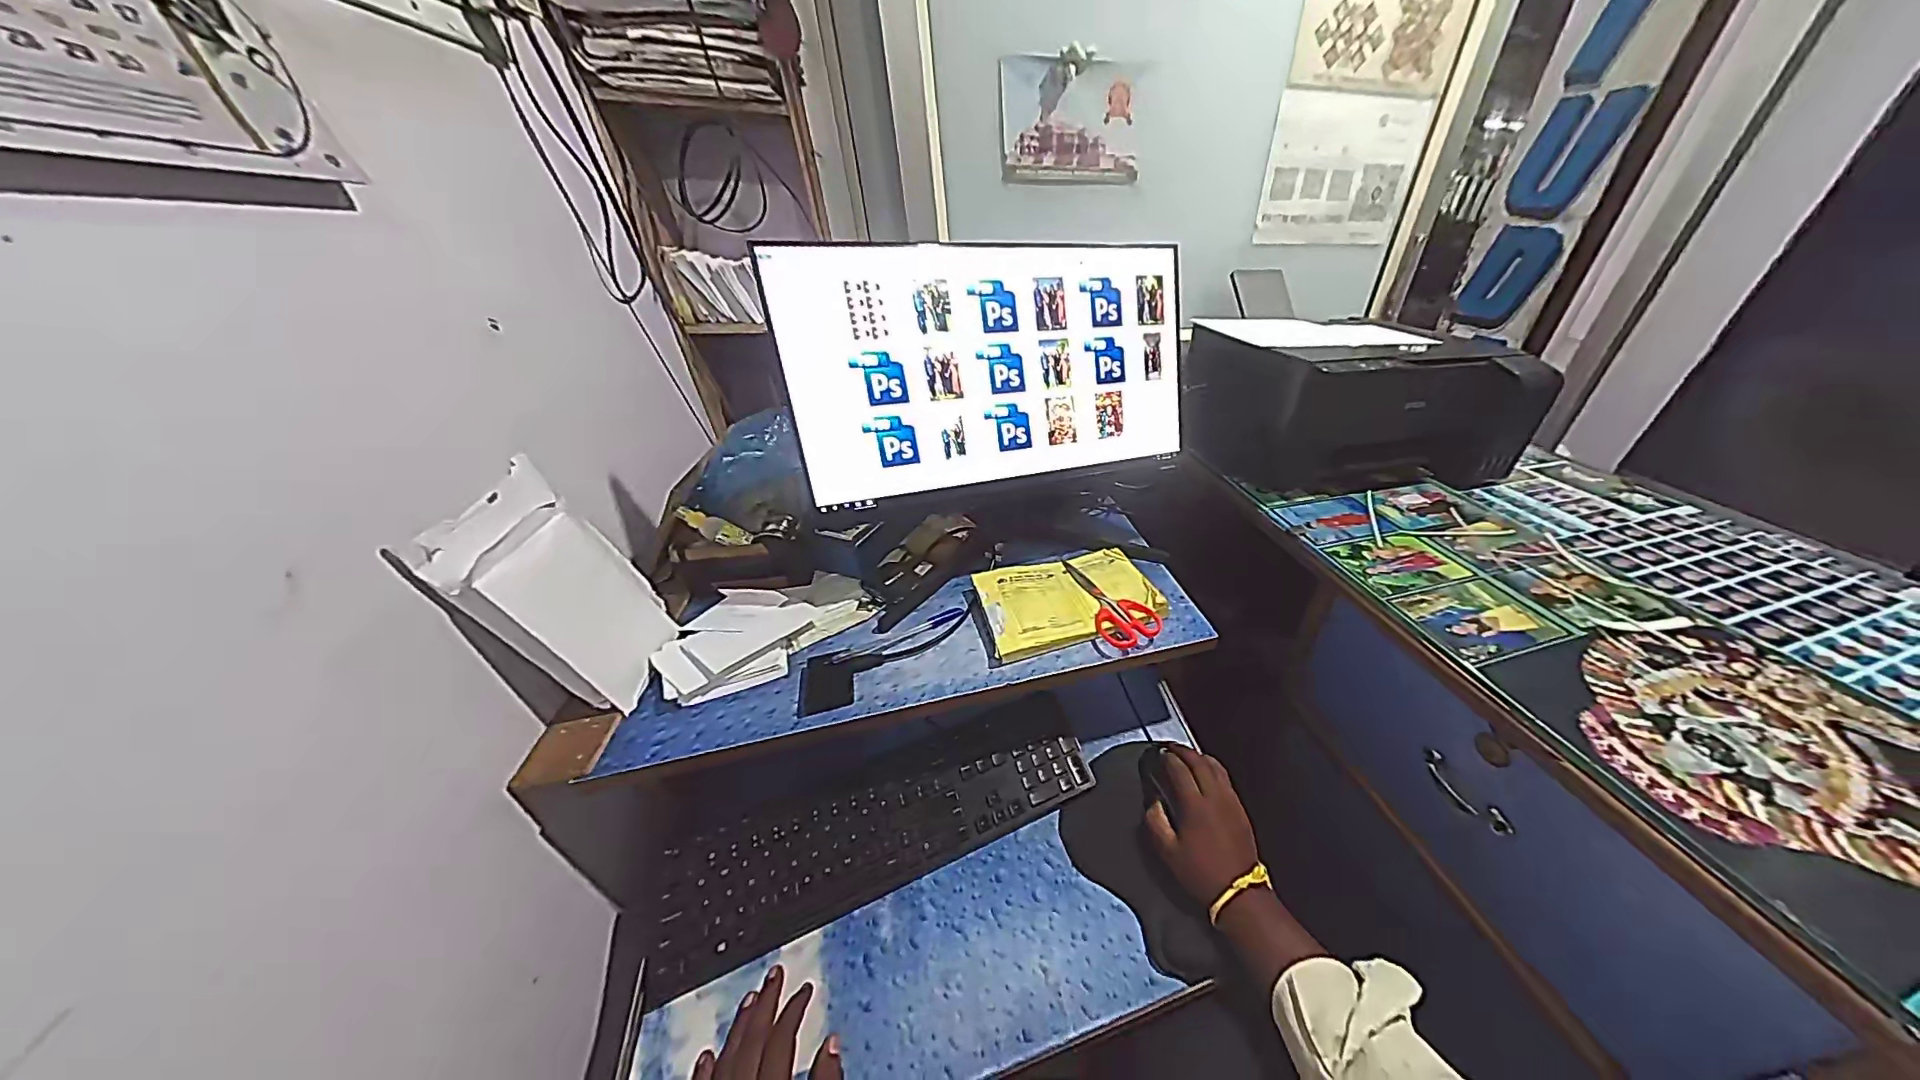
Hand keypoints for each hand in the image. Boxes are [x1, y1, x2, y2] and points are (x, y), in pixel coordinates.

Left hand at [690, 964, 841, 1079]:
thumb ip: (826, 1079)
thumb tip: (833, 1043)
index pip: (782, 1039)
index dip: (795, 1009)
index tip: (806, 988)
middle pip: (752, 1039)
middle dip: (767, 1002)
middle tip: (776, 972)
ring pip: (726, 1057)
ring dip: (740, 1025)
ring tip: (751, 997)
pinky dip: (705, 1067)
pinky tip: (708, 1052)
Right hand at [1142, 744, 1261, 909]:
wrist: (1239, 892)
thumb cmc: (1200, 873)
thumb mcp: (1167, 852)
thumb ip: (1155, 822)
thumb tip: (1154, 802)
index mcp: (1195, 805)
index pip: (1179, 770)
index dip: (1167, 758)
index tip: (1159, 754)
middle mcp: (1215, 797)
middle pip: (1199, 762)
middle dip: (1183, 751)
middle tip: (1170, 747)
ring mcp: (1231, 801)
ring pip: (1216, 767)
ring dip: (1199, 756)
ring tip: (1187, 755)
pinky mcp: (1240, 809)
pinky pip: (1225, 778)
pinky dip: (1213, 768)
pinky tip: (1206, 772)